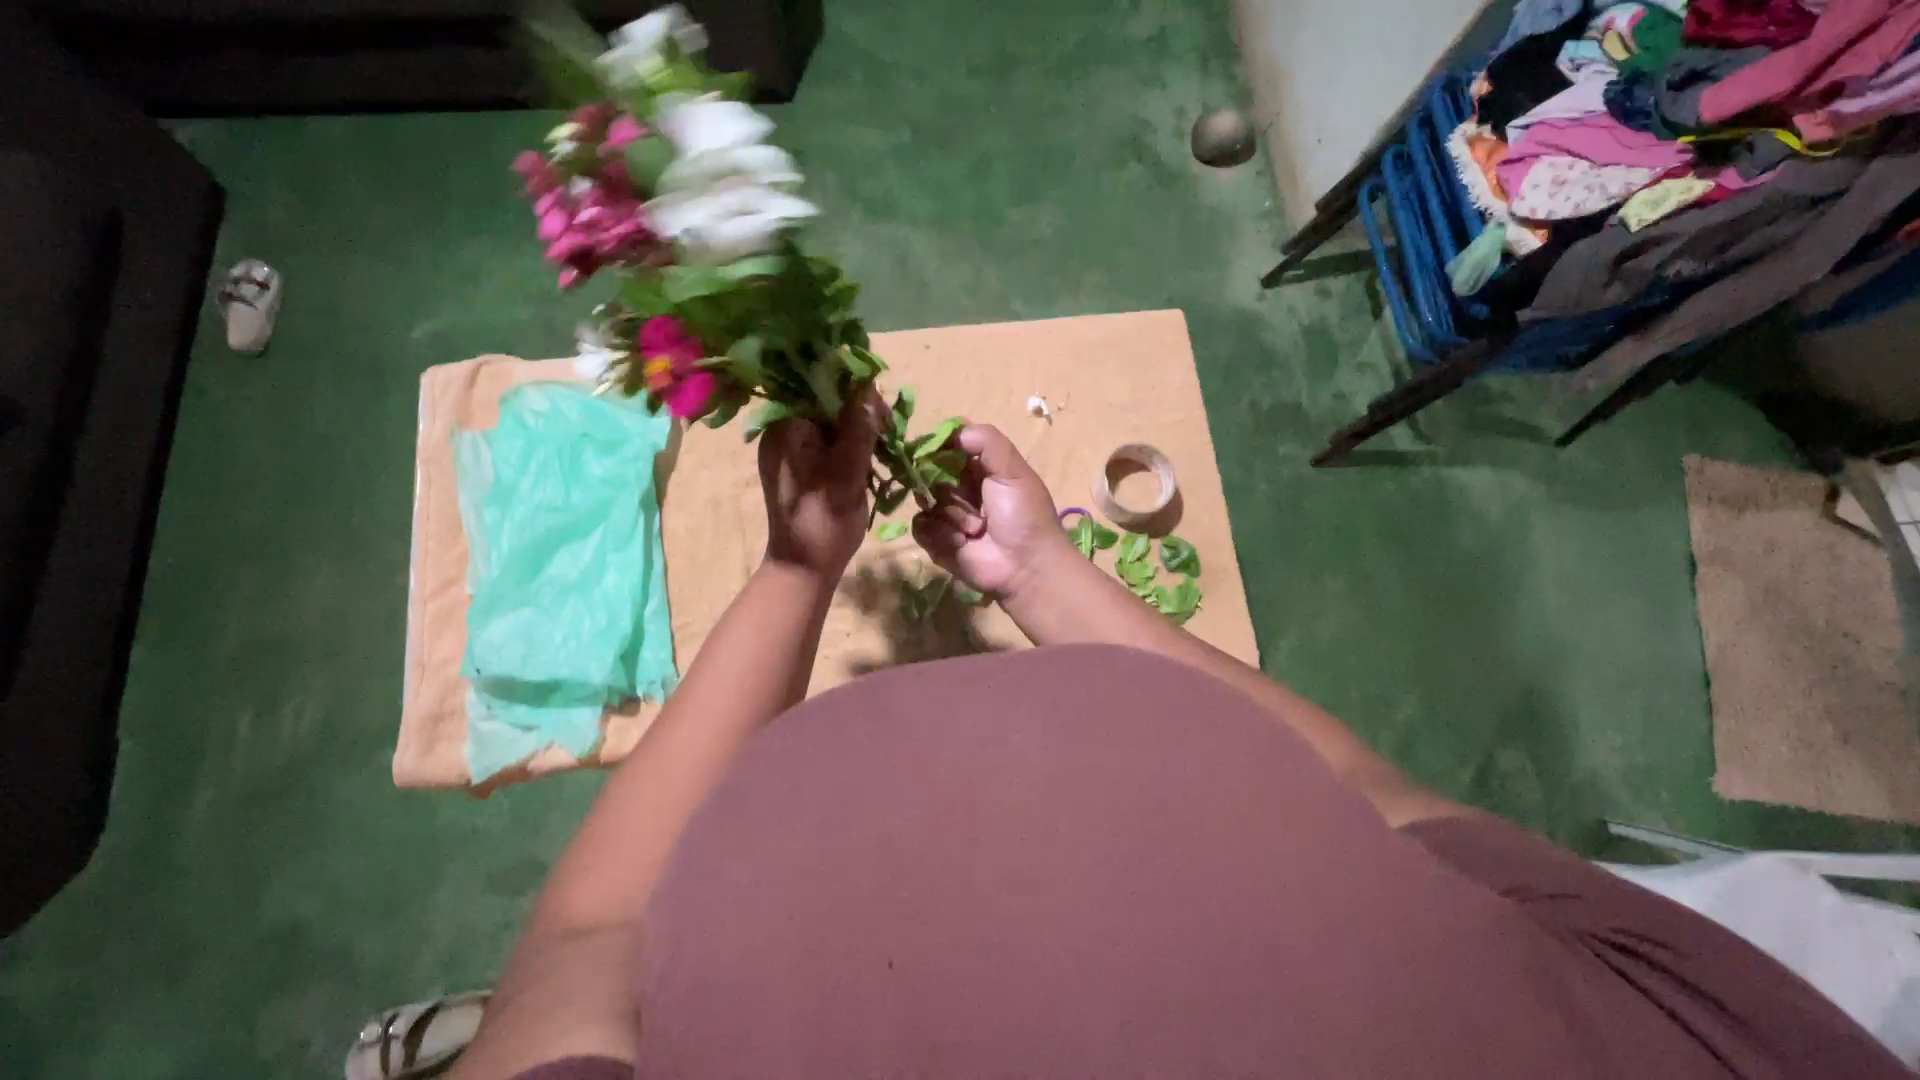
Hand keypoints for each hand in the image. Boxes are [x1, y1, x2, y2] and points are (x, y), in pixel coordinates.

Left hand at [759, 392, 882, 582]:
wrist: (803, 569)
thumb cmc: (823, 522)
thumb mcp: (846, 473)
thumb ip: (858, 428)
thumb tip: (868, 386)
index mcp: (785, 428)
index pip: (819, 385)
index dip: (853, 390)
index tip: (882, 413)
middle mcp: (782, 431)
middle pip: (825, 401)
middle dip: (859, 411)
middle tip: (888, 434)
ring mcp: (790, 449)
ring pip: (830, 421)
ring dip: (858, 430)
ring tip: (882, 448)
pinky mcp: (801, 465)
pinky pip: (827, 441)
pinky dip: (850, 445)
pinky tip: (868, 460)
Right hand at [912, 424, 1070, 598]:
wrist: (1025, 566)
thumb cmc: (1023, 514)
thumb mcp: (1012, 470)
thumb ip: (986, 441)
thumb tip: (953, 431)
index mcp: (979, 468)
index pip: (947, 446)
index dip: (937, 446)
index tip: (934, 450)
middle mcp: (958, 488)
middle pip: (927, 472)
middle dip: (944, 485)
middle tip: (968, 497)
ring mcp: (945, 515)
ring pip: (924, 500)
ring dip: (952, 515)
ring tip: (977, 529)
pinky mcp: (936, 541)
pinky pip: (920, 526)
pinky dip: (940, 534)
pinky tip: (962, 542)